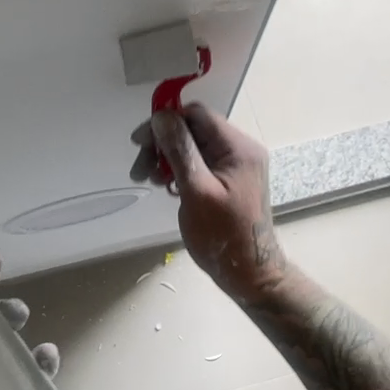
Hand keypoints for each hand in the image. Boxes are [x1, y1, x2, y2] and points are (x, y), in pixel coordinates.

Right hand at [132, 103, 284, 302]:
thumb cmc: (223, 235)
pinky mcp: (228, 180)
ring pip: (193, 146)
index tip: (139, 143)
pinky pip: (199, 162)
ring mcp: (235, 165)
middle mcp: (240, 149)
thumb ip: (179, 150)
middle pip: (192, 130)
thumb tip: (161, 116)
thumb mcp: (196, 190)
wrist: (250, 275)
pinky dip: (179, 170)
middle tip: (140, 170)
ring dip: (167, 158)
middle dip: (162, 144)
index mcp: (238, 146)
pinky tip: (168, 187)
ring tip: (150, 180)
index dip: (165, 123)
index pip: (196, 115)